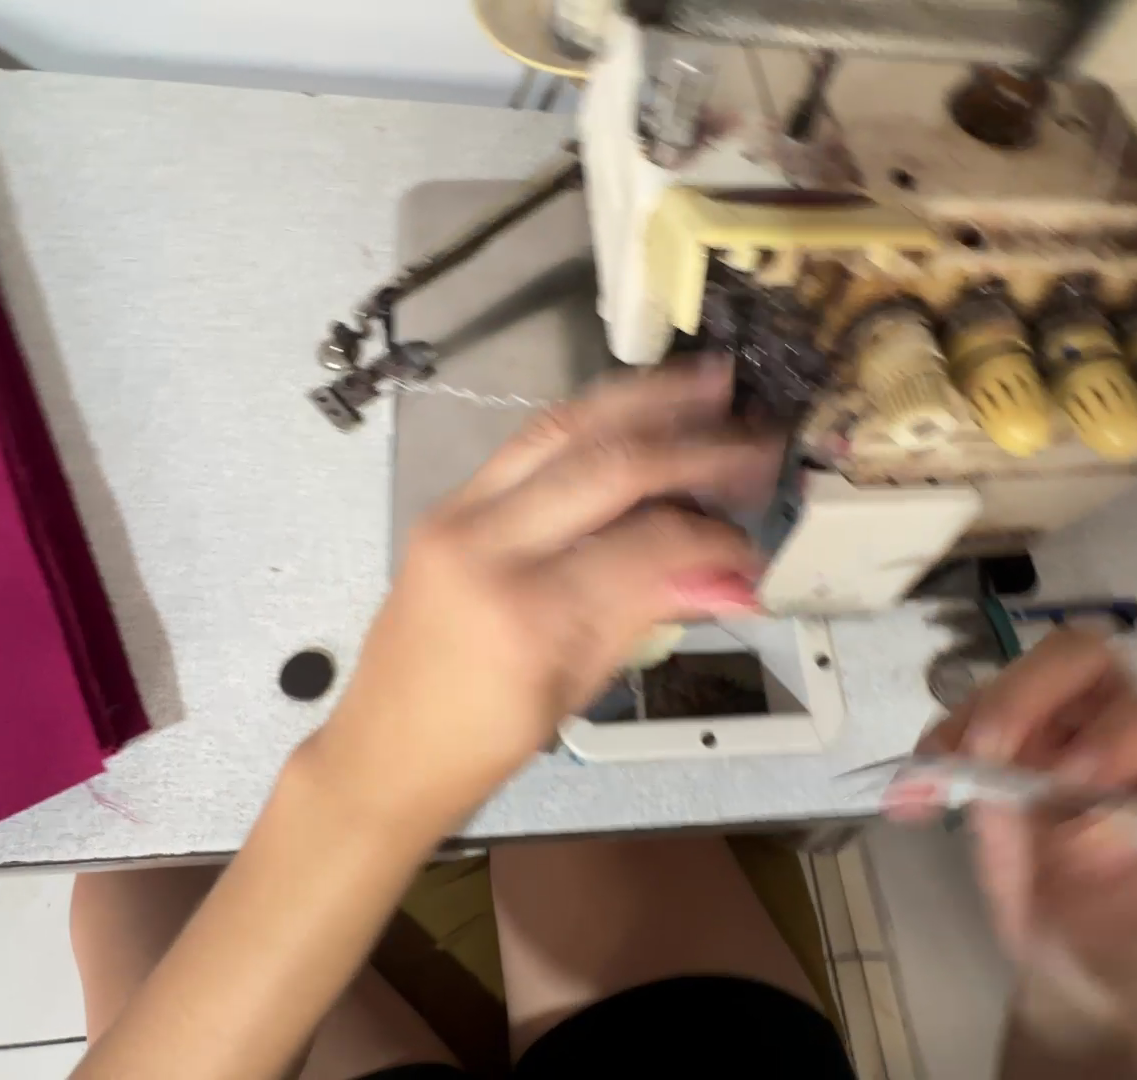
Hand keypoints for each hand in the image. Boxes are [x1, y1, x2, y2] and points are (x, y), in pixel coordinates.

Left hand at [311, 360, 779, 826]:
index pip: (647, 546)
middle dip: (692, 445)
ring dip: (640, 401)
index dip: (714, 541)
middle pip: (607, 466)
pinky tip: (634, 413)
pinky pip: (528, 445)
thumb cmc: (483, 742)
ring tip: (705, 383)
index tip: (750, 548)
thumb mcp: (579, 688)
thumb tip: (733, 576)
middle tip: (752, 436)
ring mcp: (456, 514)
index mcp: (528, 615)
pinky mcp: (446, 504)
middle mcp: (486, 546)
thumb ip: (651, 612)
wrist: (384, 748)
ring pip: (562, 430)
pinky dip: (591, 421)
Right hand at [891, 629, 1136, 1033]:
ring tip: (934, 789)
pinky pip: (958, 720)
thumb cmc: (1133, 950)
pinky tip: (916, 798)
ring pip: (1010, 679)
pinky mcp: (1004, 739)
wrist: (1076, 956)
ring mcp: (1059, 726)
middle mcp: (1129, 728)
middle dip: (1026, 695)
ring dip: (963, 726)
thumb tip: (1087, 825)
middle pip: (1086, 657)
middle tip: (986, 749)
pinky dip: (931, 754)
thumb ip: (1127, 892)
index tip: (1078, 784)